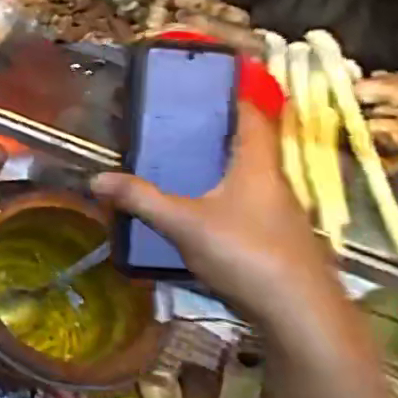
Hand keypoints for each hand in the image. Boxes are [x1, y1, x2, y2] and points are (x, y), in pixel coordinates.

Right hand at [91, 101, 347, 335]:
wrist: (301, 316)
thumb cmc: (246, 253)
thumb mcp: (183, 223)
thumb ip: (141, 199)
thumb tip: (97, 177)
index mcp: (258, 165)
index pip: (253, 117)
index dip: (236, 95)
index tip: (212, 81)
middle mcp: (273, 183)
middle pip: (247, 146)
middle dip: (216, 132)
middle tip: (177, 123)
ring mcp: (278, 214)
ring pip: (245, 178)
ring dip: (217, 167)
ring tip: (177, 163)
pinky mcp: (275, 241)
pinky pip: (243, 205)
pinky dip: (220, 197)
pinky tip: (196, 212)